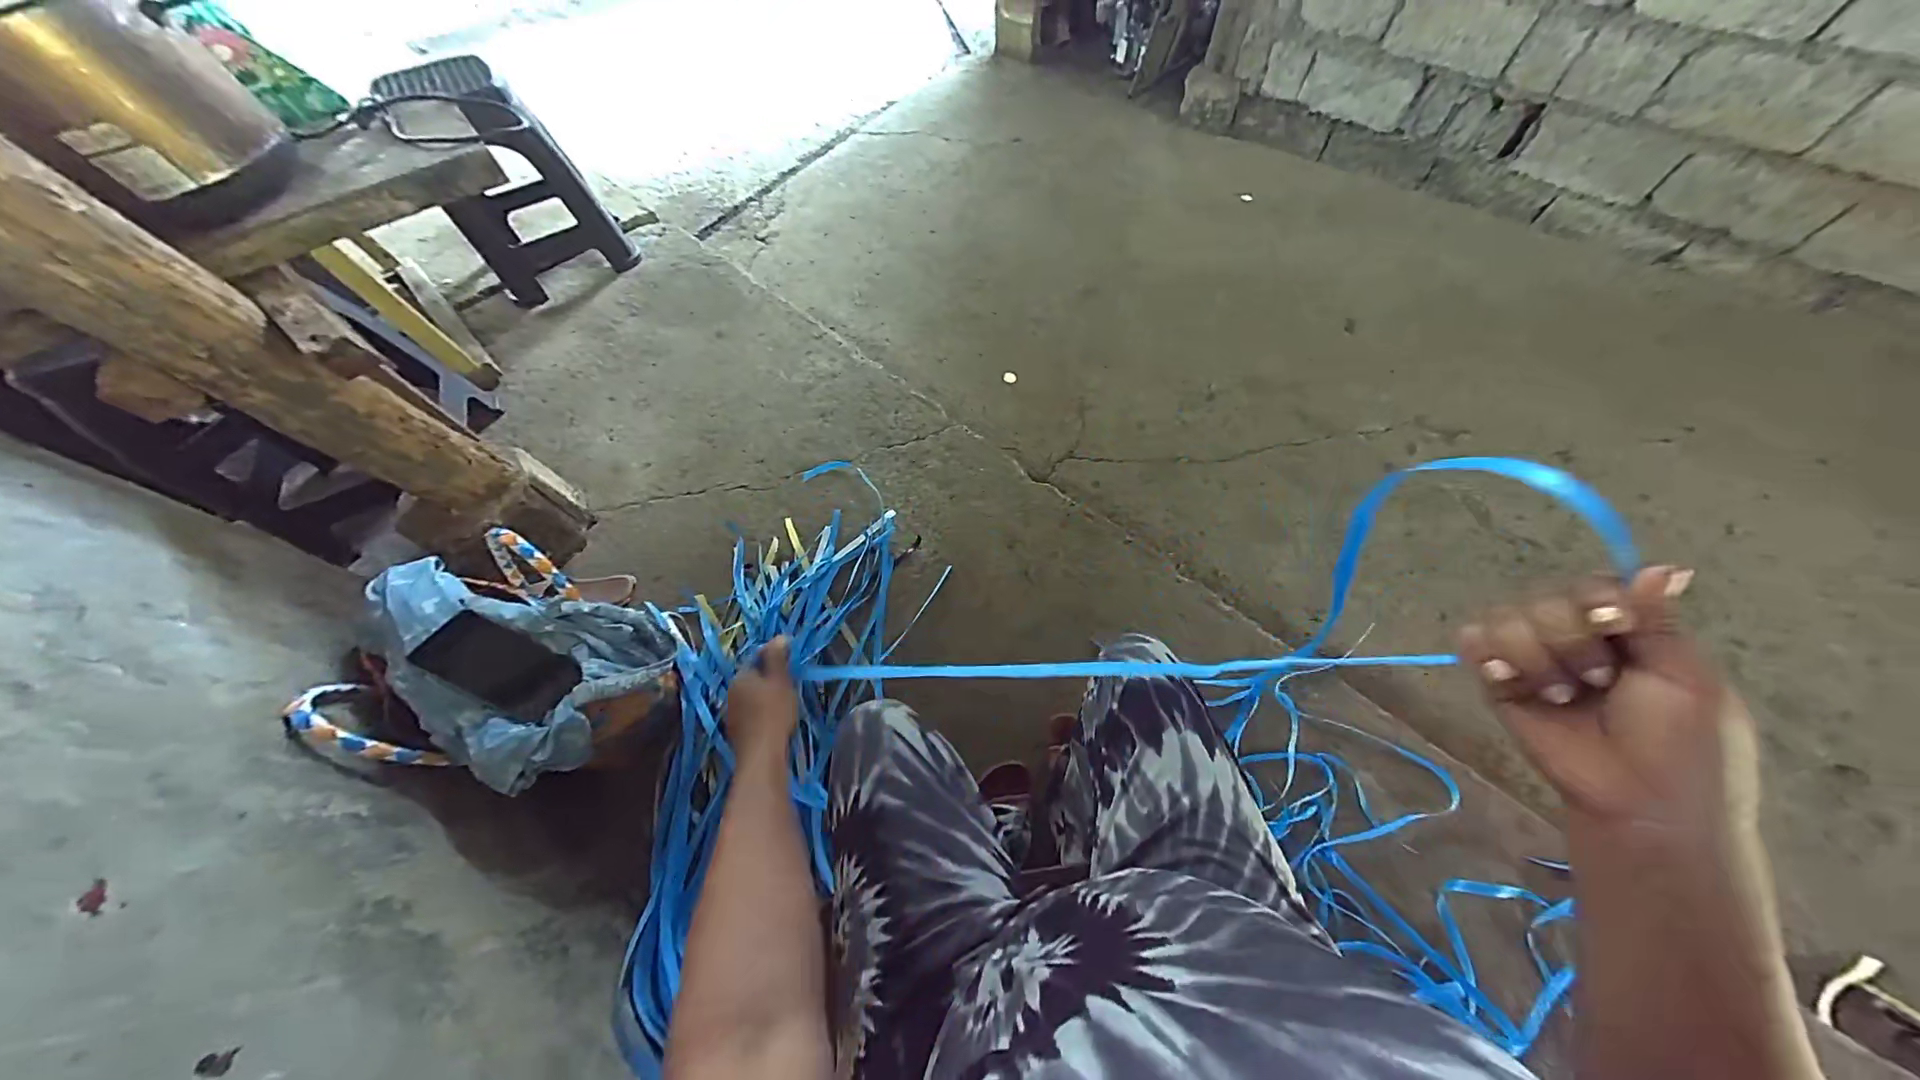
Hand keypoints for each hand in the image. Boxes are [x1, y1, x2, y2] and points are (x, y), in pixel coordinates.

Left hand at [726, 636, 798, 757]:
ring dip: (765, 699)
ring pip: (751, 699)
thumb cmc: (774, 712)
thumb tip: (779, 637)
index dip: (774, 662)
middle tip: (790, 687)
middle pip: (752, 680)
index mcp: (740, 677)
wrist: (762, 754)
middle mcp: (730, 693)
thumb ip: (777, 657)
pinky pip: (750, 716)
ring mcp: (731, 714)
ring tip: (785, 706)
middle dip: (769, 681)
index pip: (756, 660)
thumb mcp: (781, 680)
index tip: (790, 669)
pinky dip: (761, 715)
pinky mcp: (736, 733)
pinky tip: (774, 723)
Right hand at [1457, 567, 1760, 842]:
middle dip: (1569, 639)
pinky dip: (1488, 658)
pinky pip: (1471, 643)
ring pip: (1504, 619)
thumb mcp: (1689, 678)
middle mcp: (1570, 636)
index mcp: (1621, 629)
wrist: (1640, 799)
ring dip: (1535, 658)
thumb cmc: (1684, 743)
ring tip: (1561, 696)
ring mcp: (1528, 658)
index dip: (1593, 599)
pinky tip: (1512, 682)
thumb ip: (1658, 622)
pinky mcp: (1494, 680)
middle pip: (1542, 598)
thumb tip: (1661, 566)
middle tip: (1599, 681)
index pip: (1588, 585)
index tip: (1613, 626)